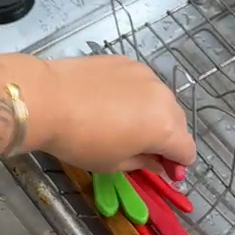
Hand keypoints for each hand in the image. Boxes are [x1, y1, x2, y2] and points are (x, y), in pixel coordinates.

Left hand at [17, 53, 195, 173]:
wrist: (47, 98)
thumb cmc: (81, 140)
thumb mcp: (115, 163)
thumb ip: (145, 163)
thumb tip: (159, 162)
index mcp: (166, 128)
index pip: (187, 150)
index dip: (179, 165)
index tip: (165, 172)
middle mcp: (164, 98)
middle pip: (178, 124)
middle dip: (169, 140)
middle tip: (148, 151)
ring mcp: (146, 75)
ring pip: (162, 101)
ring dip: (154, 116)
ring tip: (129, 125)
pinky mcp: (127, 62)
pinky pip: (143, 84)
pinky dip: (138, 97)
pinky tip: (115, 103)